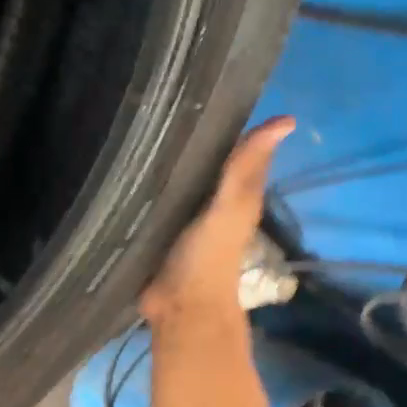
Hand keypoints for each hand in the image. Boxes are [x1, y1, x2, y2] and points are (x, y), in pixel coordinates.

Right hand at [139, 116, 293, 326]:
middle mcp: (210, 205)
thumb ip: (245, 168)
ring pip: (173, 186)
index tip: (197, 100)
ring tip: (131, 139)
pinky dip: (140, 193)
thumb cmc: (208, 257)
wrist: (179, 307)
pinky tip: (119, 179)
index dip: (225, 127)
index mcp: (235, 196)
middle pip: (201, 168)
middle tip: (154, 115)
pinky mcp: (153, 235)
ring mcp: (181, 222)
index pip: (234, 153)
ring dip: (159, 169)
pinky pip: (149, 207)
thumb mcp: (230, 207)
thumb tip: (287, 119)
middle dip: (185, 145)